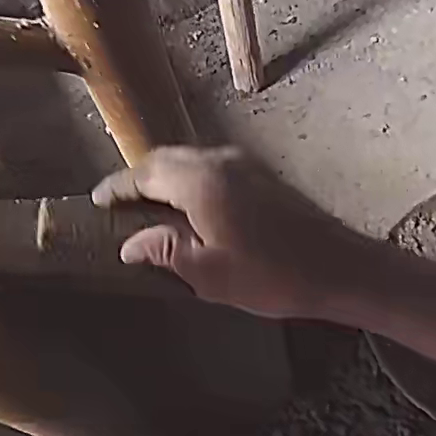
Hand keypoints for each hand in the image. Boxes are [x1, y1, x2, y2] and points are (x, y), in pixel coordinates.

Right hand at [92, 146, 364, 317]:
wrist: (338, 268)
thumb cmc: (270, 276)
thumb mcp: (208, 273)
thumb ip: (164, 252)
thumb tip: (130, 245)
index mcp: (201, 183)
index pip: (144, 174)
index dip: (117, 187)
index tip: (97, 201)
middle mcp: (220, 162)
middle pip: (164, 159)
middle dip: (136, 178)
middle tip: (117, 204)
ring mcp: (243, 164)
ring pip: (187, 160)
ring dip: (162, 177)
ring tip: (145, 206)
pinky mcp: (259, 174)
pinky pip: (209, 166)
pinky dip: (186, 179)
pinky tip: (185, 206)